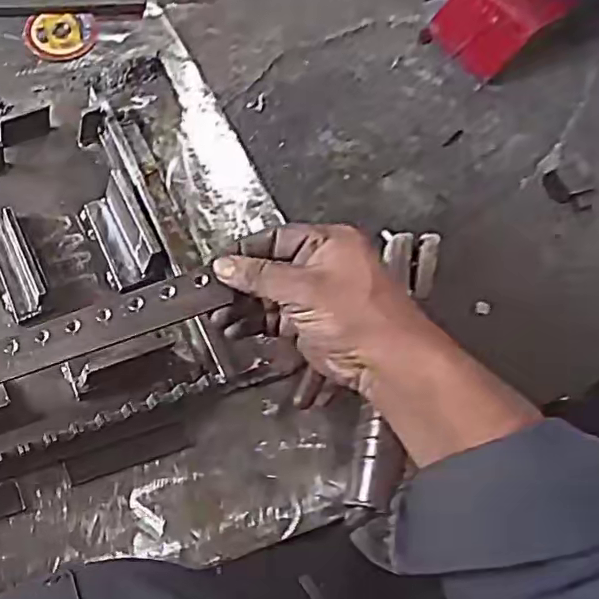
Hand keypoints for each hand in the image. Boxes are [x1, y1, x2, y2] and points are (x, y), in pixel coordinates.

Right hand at [209, 224, 442, 405]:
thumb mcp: (302, 288)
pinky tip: (236, 328)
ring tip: (220, 316)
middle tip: (215, 295)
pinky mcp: (307, 321)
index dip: (245, 253)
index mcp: (329, 244)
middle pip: (267, 270)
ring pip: (267, 296)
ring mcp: (314, 295)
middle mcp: (322, 266)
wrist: (383, 359)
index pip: (275, 239)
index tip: (220, 267)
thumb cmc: (364, 319)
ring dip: (242, 308)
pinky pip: (272, 318)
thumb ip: (258, 276)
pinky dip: (253, 324)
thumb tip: (227, 266)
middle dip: (240, 286)